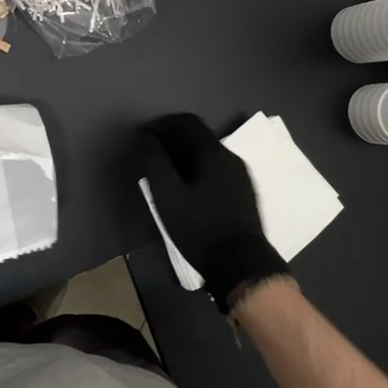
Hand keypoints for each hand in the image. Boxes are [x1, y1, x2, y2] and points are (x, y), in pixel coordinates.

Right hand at [141, 113, 287, 312]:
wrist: (242, 267)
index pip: (187, 121)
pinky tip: (187, 188)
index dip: (162, 123)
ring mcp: (241, 176)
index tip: (143, 136)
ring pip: (208, 154)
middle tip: (150, 154)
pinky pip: (217, 169)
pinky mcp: (244, 193)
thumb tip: (146, 136)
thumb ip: (154, 161)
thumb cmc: (200, 229)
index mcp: (214, 153)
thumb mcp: (168, 196)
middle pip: (199, 136)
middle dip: (172, 139)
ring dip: (184, 155)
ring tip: (164, 172)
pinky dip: (197, 169)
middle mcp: (231, 157)